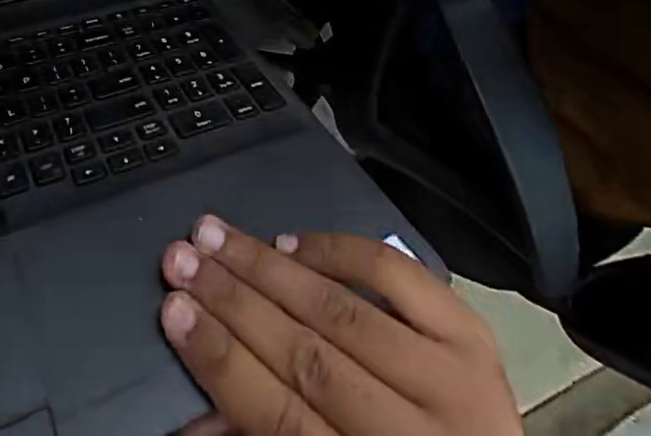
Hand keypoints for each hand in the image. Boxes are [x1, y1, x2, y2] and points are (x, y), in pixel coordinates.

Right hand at [160, 220, 518, 435]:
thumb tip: (187, 413)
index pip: (279, 414)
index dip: (220, 357)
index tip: (173, 308)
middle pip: (307, 357)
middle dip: (231, 299)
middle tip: (181, 257)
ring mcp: (459, 391)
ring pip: (342, 313)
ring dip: (265, 266)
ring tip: (214, 234)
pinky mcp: (476, 345)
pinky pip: (400, 279)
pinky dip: (339, 251)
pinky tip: (290, 242)